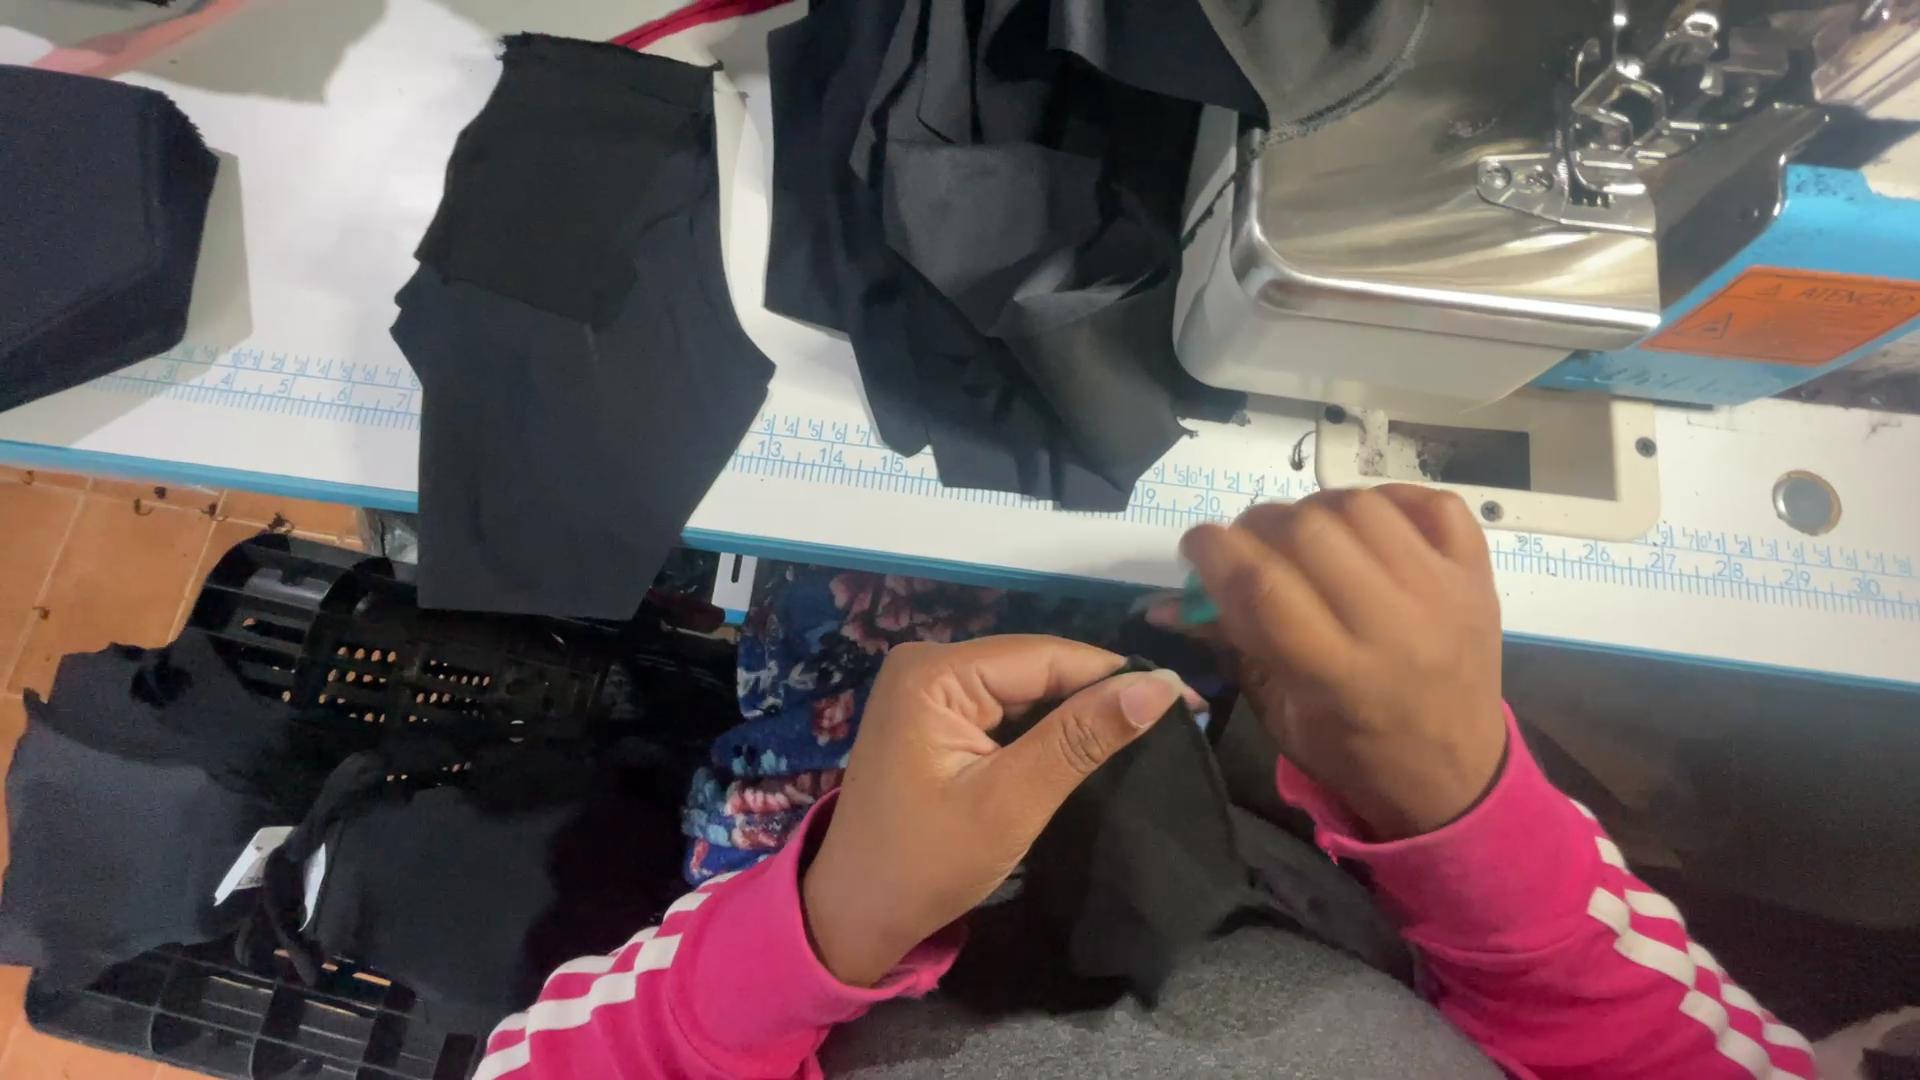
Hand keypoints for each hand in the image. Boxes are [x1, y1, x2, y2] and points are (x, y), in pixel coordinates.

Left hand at [800, 635, 1200, 986]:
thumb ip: (1082, 738)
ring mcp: (925, 686)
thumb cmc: (926, 864)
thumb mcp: (1012, 801)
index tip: (1186, 697)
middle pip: (1033, 666)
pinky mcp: (931, 711)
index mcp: (934, 671)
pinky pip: (1000, 704)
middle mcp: (926, 661)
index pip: (1044, 656)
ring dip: (1073, 708)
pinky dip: (1040, 723)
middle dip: (1098, 691)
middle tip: (1172, 716)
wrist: (854, 912)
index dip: (1117, 674)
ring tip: (1141, 725)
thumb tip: (1160, 686)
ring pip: (1021, 685)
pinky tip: (1082, 736)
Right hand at [1178, 485, 1505, 840]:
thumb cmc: (1349, 750)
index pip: (1261, 586)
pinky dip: (1386, 500)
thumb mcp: (1276, 708)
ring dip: (1313, 508)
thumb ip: (1227, 642)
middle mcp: (1395, 627)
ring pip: (1360, 506)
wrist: (1455, 776)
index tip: (1194, 547)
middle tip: (1247, 544)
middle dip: (1256, 523)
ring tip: (1303, 535)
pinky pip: (1430, 502)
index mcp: (1337, 676)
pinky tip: (1364, 528)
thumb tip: (1163, 603)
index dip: (1213, 550)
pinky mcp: (1476, 575)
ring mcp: (1443, 594)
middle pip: (1307, 532)